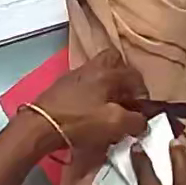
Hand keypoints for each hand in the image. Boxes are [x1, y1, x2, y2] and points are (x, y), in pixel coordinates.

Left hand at [27, 48, 148, 153]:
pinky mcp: (64, 85)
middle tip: (127, 97)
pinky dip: (95, 92)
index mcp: (108, 72)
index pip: (135, 76)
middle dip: (124, 76)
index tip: (142, 112)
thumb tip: (141, 120)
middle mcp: (93, 67)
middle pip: (114, 60)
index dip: (144, 94)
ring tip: (111, 106)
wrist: (41, 124)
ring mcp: (76, 74)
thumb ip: (135, 120)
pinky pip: (87, 82)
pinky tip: (93, 109)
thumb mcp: (115, 124)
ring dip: (109, 84)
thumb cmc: (80, 121)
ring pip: (99, 70)